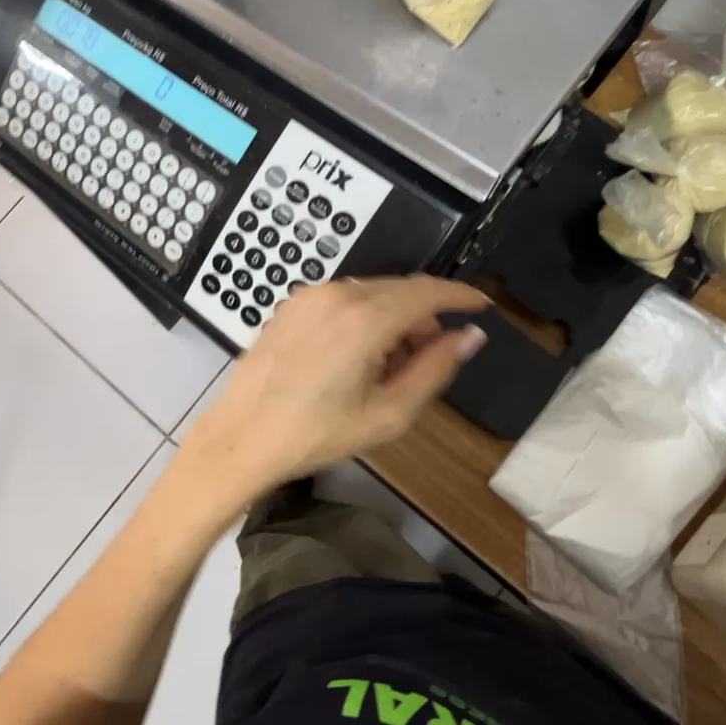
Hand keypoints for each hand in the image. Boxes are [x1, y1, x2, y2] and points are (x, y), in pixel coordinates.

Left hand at [181, 276, 489, 499]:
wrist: (244, 435)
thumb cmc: (317, 433)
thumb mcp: (388, 413)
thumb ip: (435, 369)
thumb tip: (469, 336)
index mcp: (364, 318)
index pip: (427, 290)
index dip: (460, 295)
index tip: (482, 306)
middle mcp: (336, 295)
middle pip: (398, 289)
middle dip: (425, 315)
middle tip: (434, 354)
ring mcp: (308, 296)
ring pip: (369, 293)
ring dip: (393, 317)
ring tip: (393, 365)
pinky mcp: (289, 305)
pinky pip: (340, 300)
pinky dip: (362, 316)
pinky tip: (359, 356)